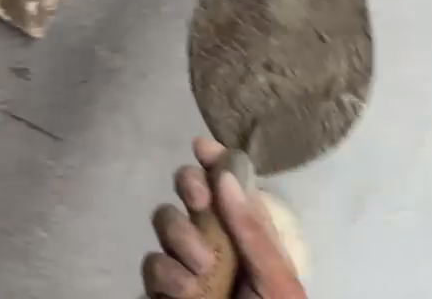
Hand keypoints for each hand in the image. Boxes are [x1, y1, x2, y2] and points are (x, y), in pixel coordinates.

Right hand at [143, 137, 305, 298]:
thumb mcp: (279, 282)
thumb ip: (252, 229)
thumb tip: (224, 175)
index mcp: (250, 233)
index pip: (229, 183)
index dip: (214, 160)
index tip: (202, 147)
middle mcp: (216, 239)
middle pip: (189, 189)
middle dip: (189, 185)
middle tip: (200, 200)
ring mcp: (187, 262)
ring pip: (165, 220)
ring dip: (180, 235)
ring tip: (202, 267)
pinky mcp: (164, 288)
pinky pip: (153, 262)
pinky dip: (168, 272)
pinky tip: (187, 290)